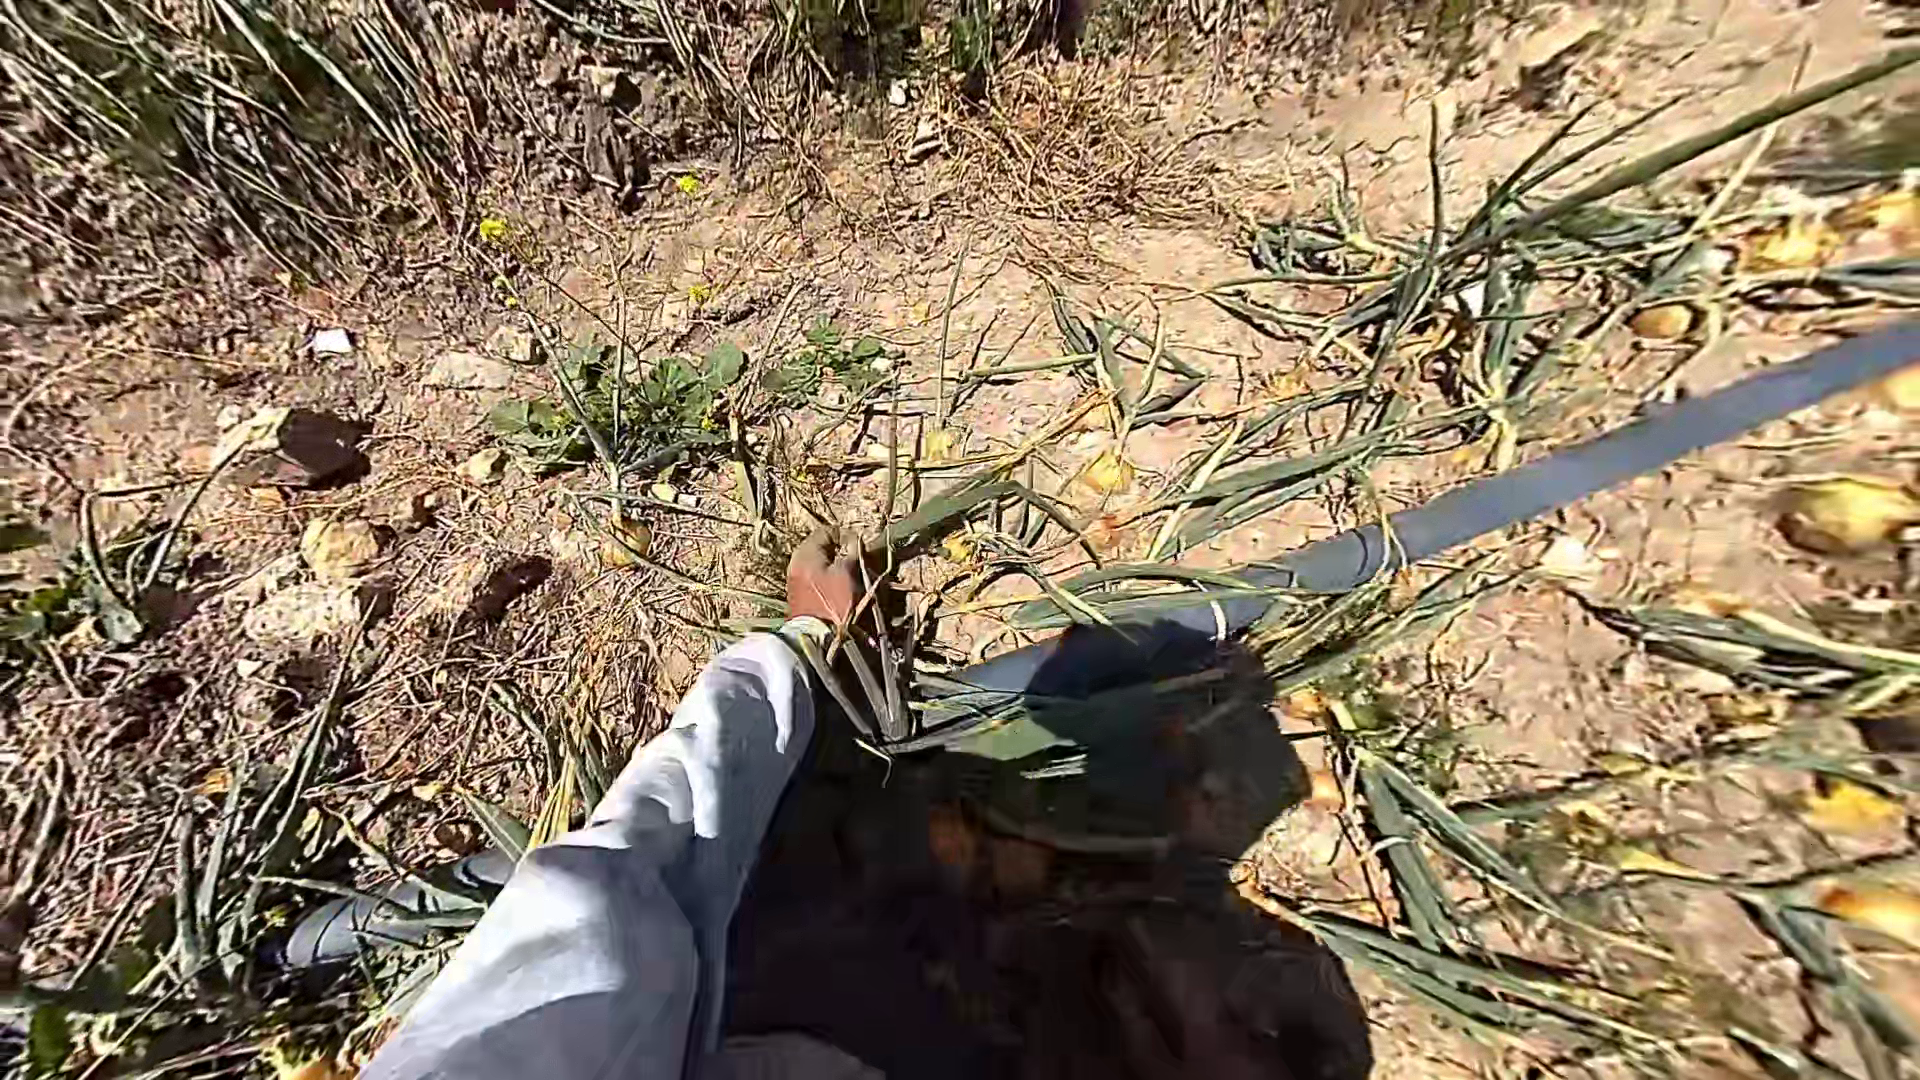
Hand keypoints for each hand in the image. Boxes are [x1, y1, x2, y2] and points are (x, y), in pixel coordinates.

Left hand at [786, 526, 859, 624]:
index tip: (860, 547)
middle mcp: (797, 563)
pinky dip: (831, 579)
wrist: (815, 638)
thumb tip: (854, 542)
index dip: (846, 535)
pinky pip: (818, 578)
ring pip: (821, 564)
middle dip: (843, 552)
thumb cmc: (832, 601)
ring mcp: (796, 580)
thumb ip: (852, 553)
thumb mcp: (847, 573)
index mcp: (805, 553)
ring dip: (838, 567)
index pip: (826, 531)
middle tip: (859, 562)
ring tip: (854, 576)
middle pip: (822, 548)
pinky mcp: (800, 595)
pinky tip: (842, 589)